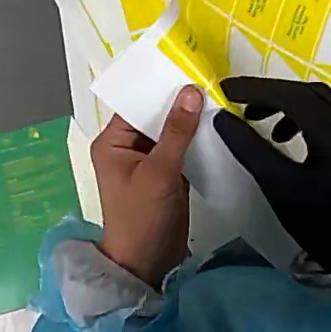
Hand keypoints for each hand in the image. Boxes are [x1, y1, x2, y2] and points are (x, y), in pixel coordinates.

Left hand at [92, 86, 202, 286]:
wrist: (146, 264)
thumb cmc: (141, 218)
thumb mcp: (159, 173)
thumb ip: (176, 132)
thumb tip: (190, 91)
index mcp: (111, 142)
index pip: (135, 105)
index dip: (158, 88)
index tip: (186, 68)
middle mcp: (126, 147)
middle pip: (153, 116)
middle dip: (178, 103)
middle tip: (210, 80)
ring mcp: (146, 161)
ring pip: (169, 132)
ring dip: (189, 122)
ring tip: (219, 98)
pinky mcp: (165, 174)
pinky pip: (180, 149)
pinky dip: (195, 141)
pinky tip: (218, 127)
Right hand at [212, 77, 330, 272]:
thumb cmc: (321, 223)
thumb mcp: (278, 184)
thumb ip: (248, 147)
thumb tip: (221, 118)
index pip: (291, 96)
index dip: (254, 89)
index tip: (224, 90)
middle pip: (307, 92)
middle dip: (269, 93)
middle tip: (237, 100)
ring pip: (320, 100)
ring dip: (286, 102)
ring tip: (258, 119)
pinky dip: (303, 114)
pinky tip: (286, 134)